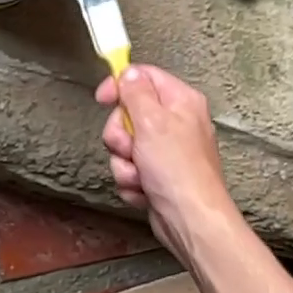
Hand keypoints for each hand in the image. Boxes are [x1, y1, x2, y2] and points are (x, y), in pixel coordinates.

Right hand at [97, 64, 239, 266]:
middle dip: (120, 137)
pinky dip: (131, 182)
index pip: (143, 78)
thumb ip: (136, 93)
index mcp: (180, 102)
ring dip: (124, 164)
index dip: (119, 86)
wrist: (189, 219)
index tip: (103, 98)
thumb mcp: (152, 122)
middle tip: (132, 148)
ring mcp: (165, 151)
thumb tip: (128, 73)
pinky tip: (145, 189)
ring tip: (142, 175)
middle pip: (127, 115)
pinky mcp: (156, 175)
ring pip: (124, 147)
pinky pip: (128, 170)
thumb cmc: (179, 171)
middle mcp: (174, 123)